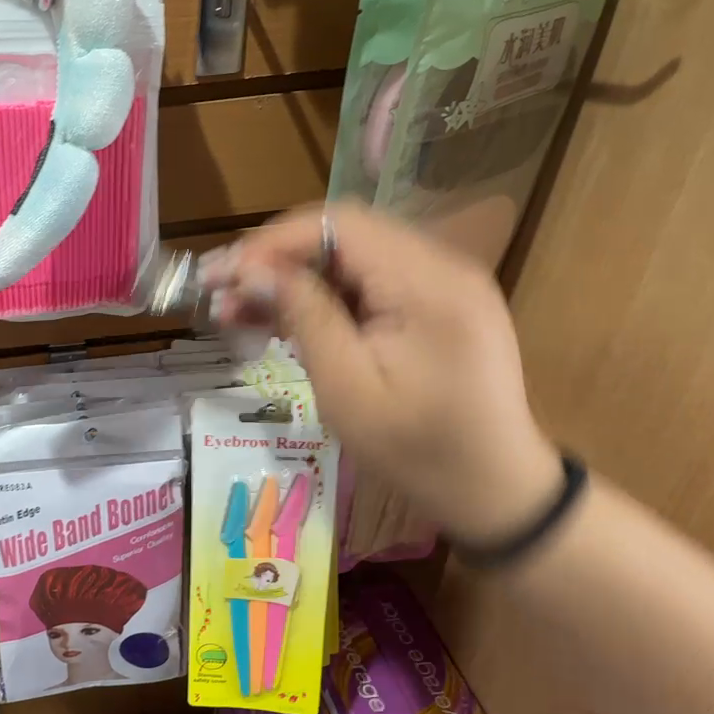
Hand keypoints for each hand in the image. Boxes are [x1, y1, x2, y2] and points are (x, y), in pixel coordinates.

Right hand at [201, 201, 562, 545]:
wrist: (493, 489)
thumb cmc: (416, 450)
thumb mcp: (347, 388)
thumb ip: (304, 317)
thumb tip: (253, 270)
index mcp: (427, 282)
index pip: (340, 225)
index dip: (273, 241)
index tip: (223, 274)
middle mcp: (441, 266)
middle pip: (344, 236)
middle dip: (275, 259)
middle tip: (220, 293)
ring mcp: (442, 284)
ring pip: (352, 259)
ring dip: (293, 279)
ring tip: (236, 310)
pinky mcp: (436, 306)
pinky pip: (370, 284)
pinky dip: (323, 297)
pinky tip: (280, 319)